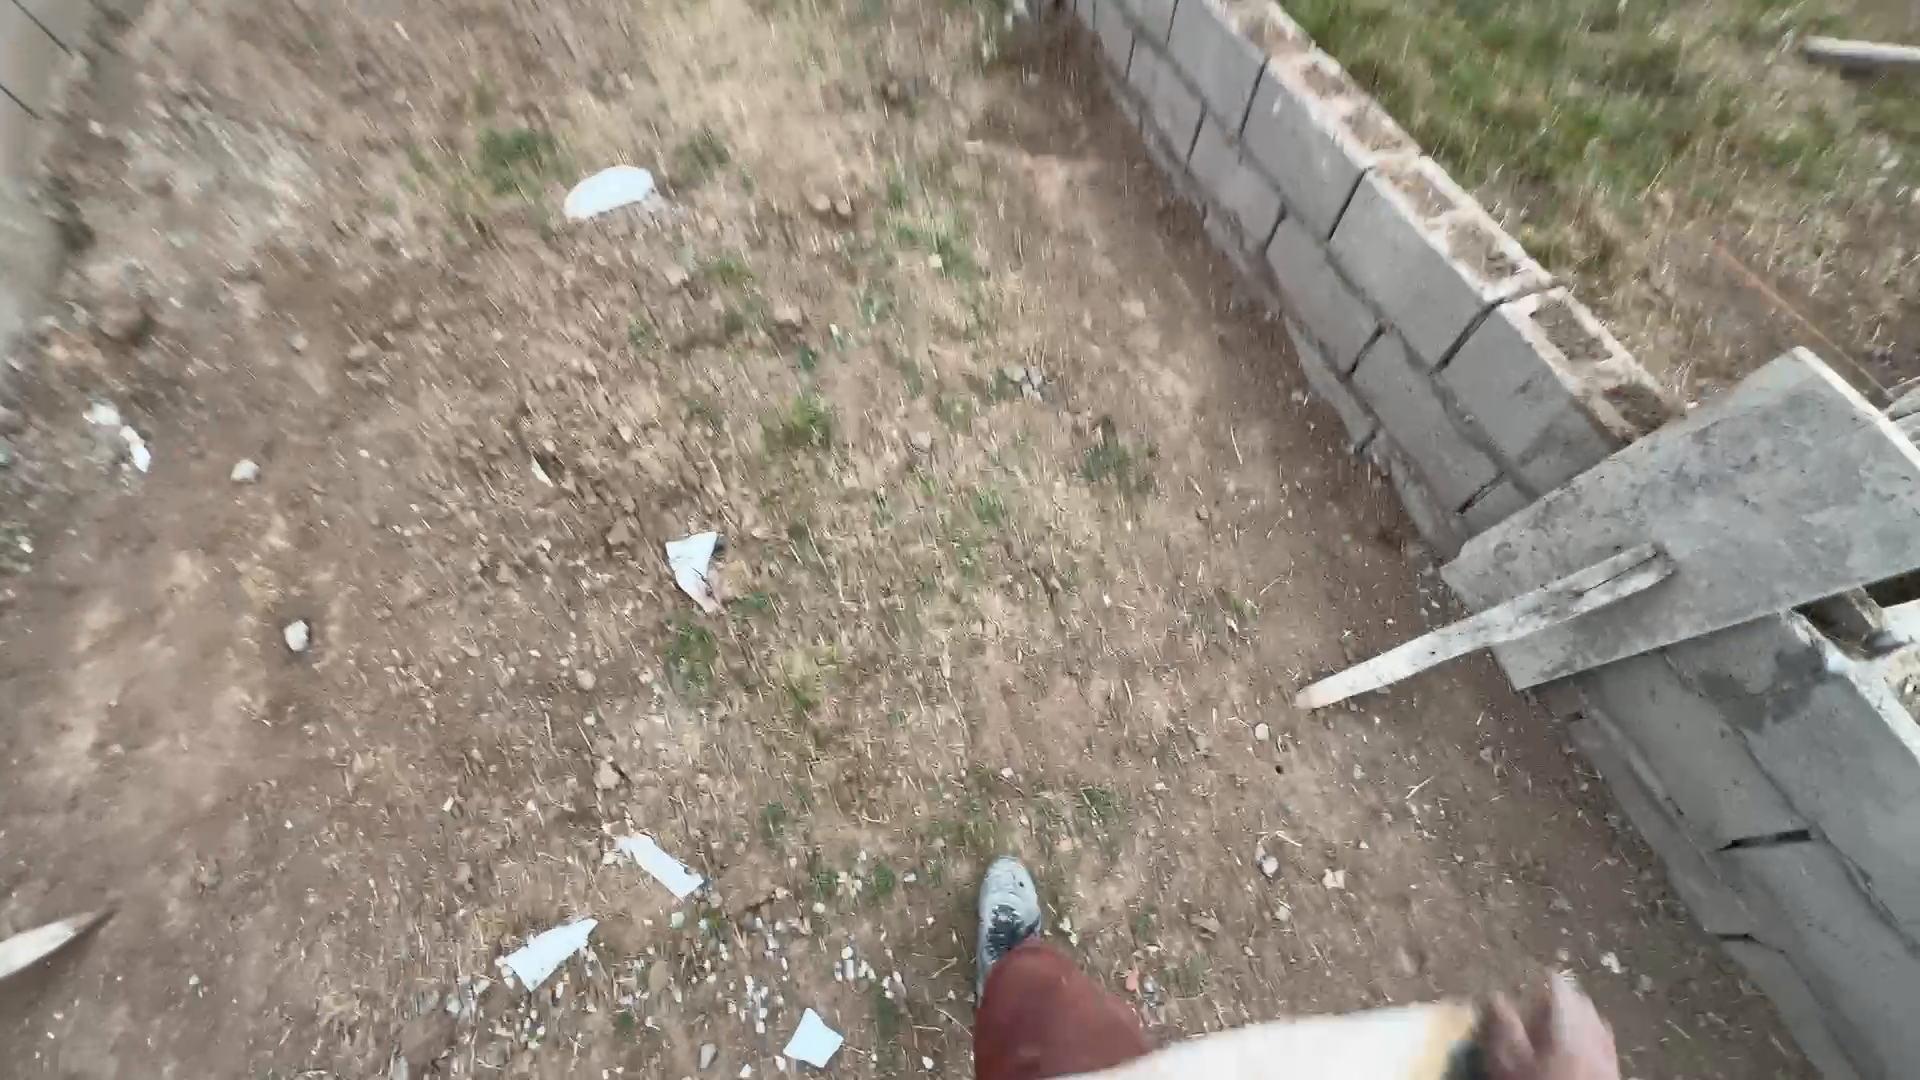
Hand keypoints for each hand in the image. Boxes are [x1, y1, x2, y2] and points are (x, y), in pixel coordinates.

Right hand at [1481, 973, 1619, 1079]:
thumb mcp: (1508, 1060)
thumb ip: (1503, 1025)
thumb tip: (1496, 994)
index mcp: (1567, 1032)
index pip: (1563, 995)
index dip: (1553, 980)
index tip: (1544, 970)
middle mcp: (1593, 1043)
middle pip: (1586, 1010)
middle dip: (1571, 997)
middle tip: (1552, 991)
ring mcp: (1608, 1063)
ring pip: (1600, 1028)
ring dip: (1585, 1014)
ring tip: (1569, 1011)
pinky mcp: (1613, 1077)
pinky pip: (1608, 1048)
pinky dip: (1597, 1035)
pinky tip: (1587, 1040)